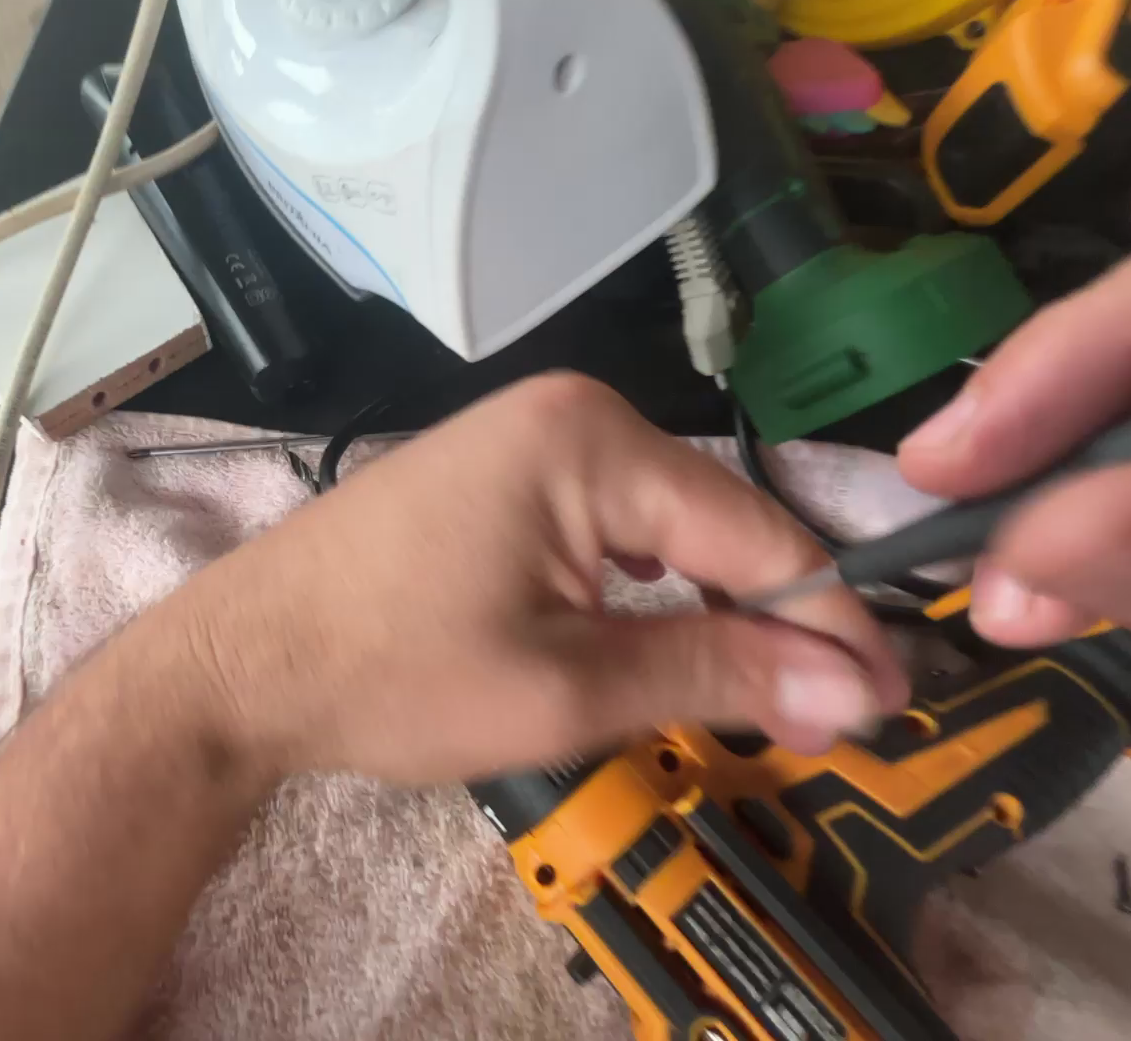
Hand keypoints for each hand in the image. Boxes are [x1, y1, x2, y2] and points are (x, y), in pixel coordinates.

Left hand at [149, 374, 906, 786]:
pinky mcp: (496, 473)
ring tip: (751, 687)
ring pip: (659, 526)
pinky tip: (655, 629)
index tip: (889, 700)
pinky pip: (603, 525)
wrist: (241, 659)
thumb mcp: (563, 689)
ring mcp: (524, 438)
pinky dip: (640, 585)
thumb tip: (855, 688)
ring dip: (705, 603)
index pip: (754, 531)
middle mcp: (567, 413)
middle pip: (709, 521)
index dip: (829, 622)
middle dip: (766, 616)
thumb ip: (714, 673)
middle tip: (821, 715)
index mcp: (591, 439)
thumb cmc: (388, 674)